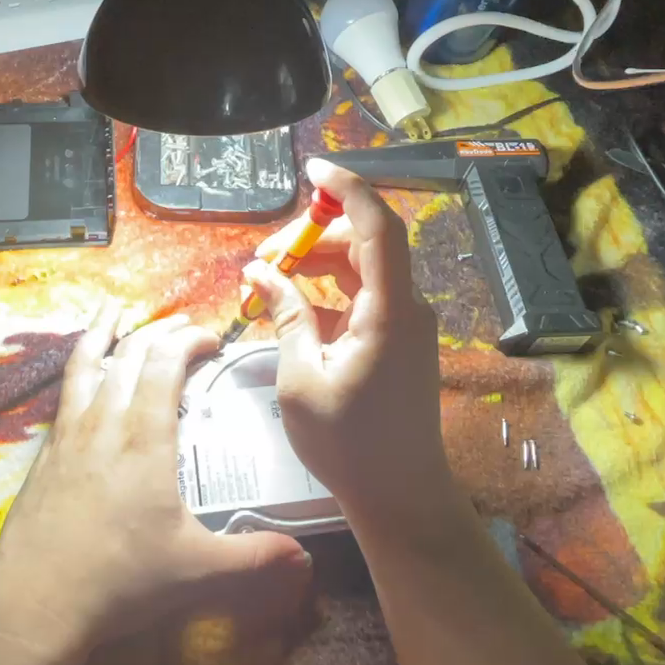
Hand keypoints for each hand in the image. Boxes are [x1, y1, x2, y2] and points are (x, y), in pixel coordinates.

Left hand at [0, 307, 311, 664]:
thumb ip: (253, 558)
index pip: (165, 362)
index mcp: (144, 436)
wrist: (33, 606)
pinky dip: (79, 365)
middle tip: (184, 328)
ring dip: (106, 331)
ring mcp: (69, 434)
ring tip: (113, 308)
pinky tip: (82, 372)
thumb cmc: (120, 580)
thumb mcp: (196, 570)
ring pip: (87, 362)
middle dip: (160, 331)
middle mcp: (105, 422)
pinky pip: (66, 390)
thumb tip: (306, 559)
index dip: (189, 339)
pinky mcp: (46, 452)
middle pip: (130, 354)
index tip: (212, 340)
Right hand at [243, 159, 449, 526]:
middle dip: (309, 237)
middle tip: (261, 258)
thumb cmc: (349, 443)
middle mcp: (405, 305)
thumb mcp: (301, 376)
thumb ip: (286, 314)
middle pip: (361, 242)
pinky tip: (291, 304)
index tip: (311, 168)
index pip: (377, 226)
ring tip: (267, 278)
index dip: (348, 188)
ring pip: (359, 266)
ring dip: (314, 263)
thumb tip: (260, 271)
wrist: (400, 496)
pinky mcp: (396, 338)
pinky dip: (327, 290)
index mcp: (388, 310)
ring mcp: (404, 322)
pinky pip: (361, 295)